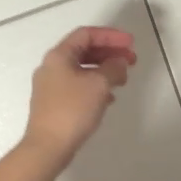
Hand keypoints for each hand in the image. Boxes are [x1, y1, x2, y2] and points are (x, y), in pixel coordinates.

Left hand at [21, 26, 136, 164]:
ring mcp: (50, 86)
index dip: (111, 35)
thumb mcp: (99, 85)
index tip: (131, 43)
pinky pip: (78, 86)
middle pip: (84, 51)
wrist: (48, 146)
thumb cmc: (72, 110)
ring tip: (123, 79)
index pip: (86, 34)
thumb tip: (119, 62)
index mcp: (58, 56)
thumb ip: (113, 68)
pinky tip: (109, 98)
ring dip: (104, 70)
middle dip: (109, 53)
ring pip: (82, 69)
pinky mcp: (54, 103)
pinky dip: (95, 86)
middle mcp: (51, 66)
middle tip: (131, 61)